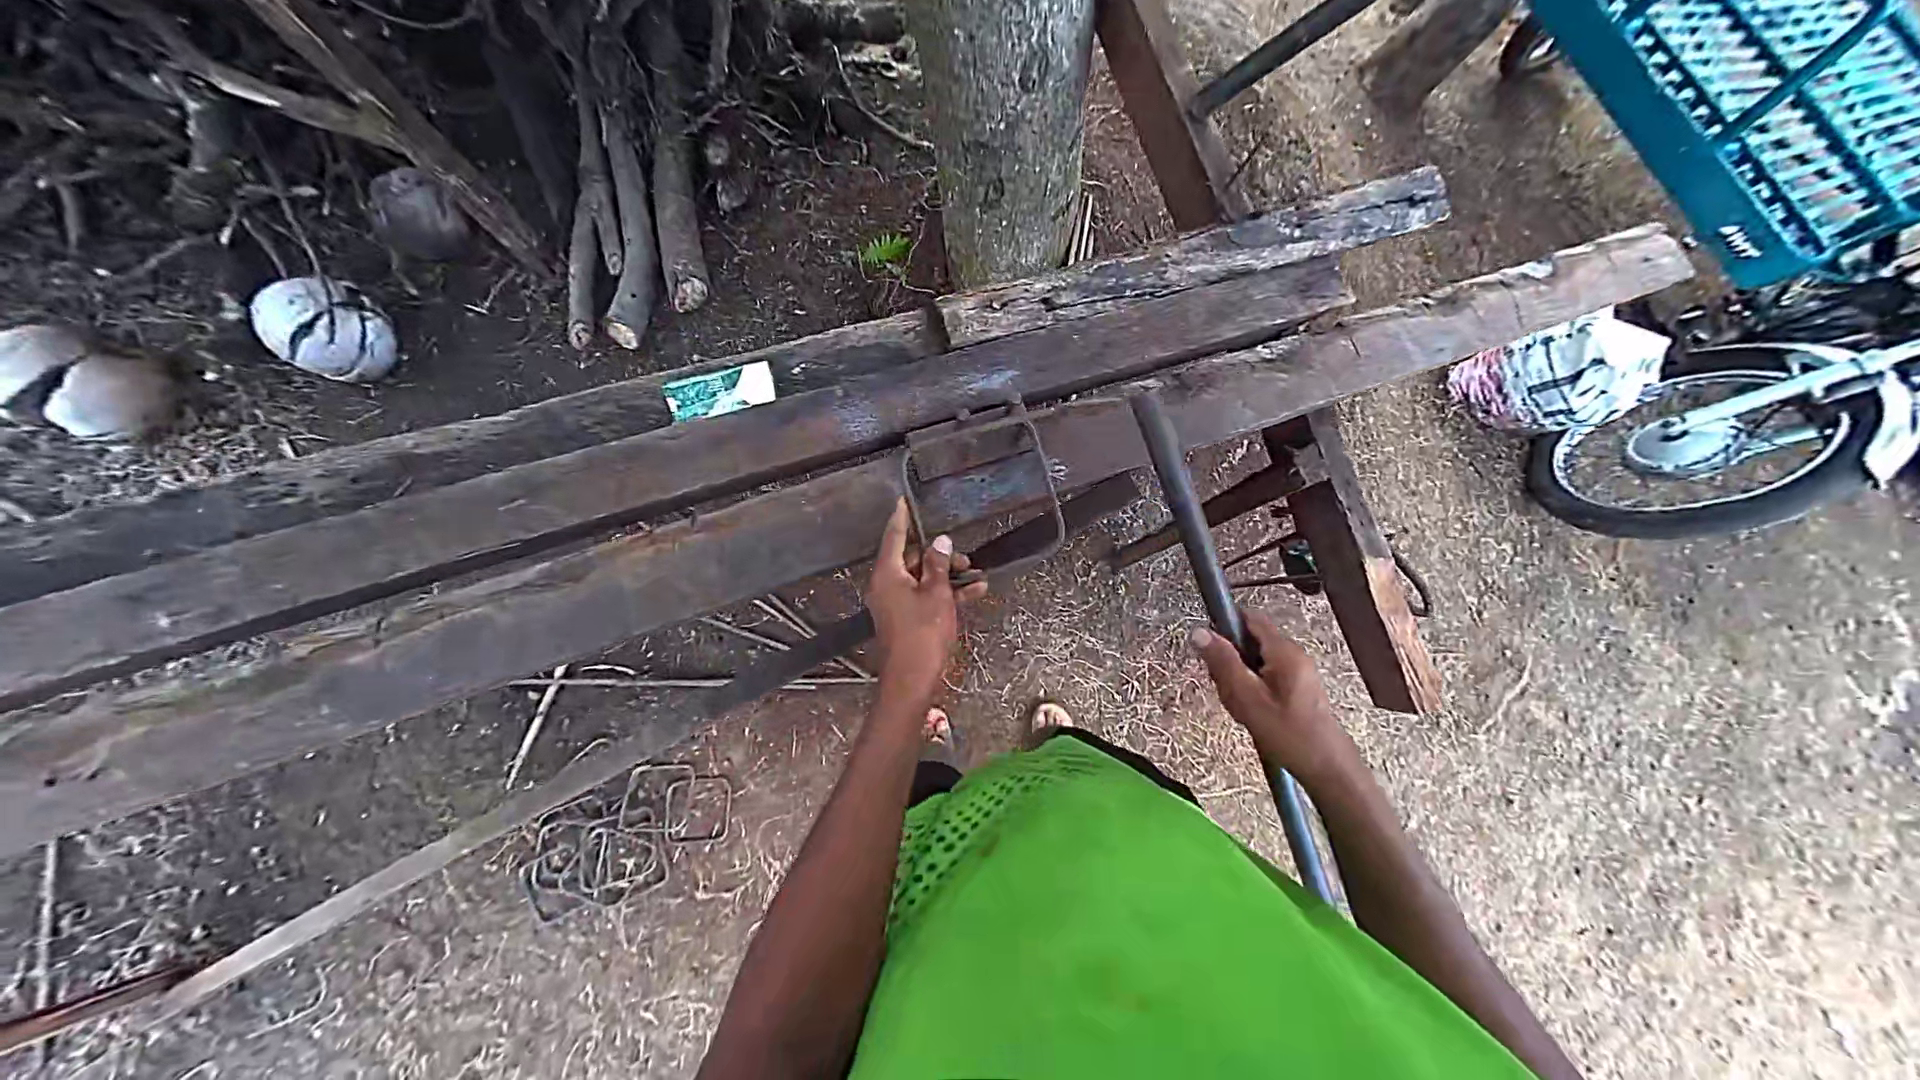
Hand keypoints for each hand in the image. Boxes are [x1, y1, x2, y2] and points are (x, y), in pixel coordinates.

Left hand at [866, 499, 988, 702]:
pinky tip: (974, 592)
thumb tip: (941, 542)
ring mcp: (895, 603)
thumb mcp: (937, 594)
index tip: (903, 501)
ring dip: (948, 576)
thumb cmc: (923, 634)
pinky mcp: (905, 618)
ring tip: (976, 575)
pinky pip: (925, 597)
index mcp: (887, 574)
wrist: (912, 678)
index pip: (894, 537)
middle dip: (939, 556)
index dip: (901, 518)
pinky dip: (945, 594)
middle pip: (913, 559)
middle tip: (964, 558)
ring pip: (922, 579)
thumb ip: (939, 565)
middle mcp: (886, 585)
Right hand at [1191, 608, 1356, 787]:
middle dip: (1231, 659)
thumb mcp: (1247, 697)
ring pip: (1255, 660)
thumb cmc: (1288, 733)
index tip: (1210, 648)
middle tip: (1225, 686)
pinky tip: (1251, 711)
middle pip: (1250, 640)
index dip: (1225, 626)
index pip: (1250, 618)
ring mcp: (1298, 671)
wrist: (1327, 768)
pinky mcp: (1298, 687)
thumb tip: (1200, 632)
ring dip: (1239, 677)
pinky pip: (1265, 676)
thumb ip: (1223, 662)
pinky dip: (1252, 688)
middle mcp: (1294, 655)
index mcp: (1284, 651)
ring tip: (1239, 703)